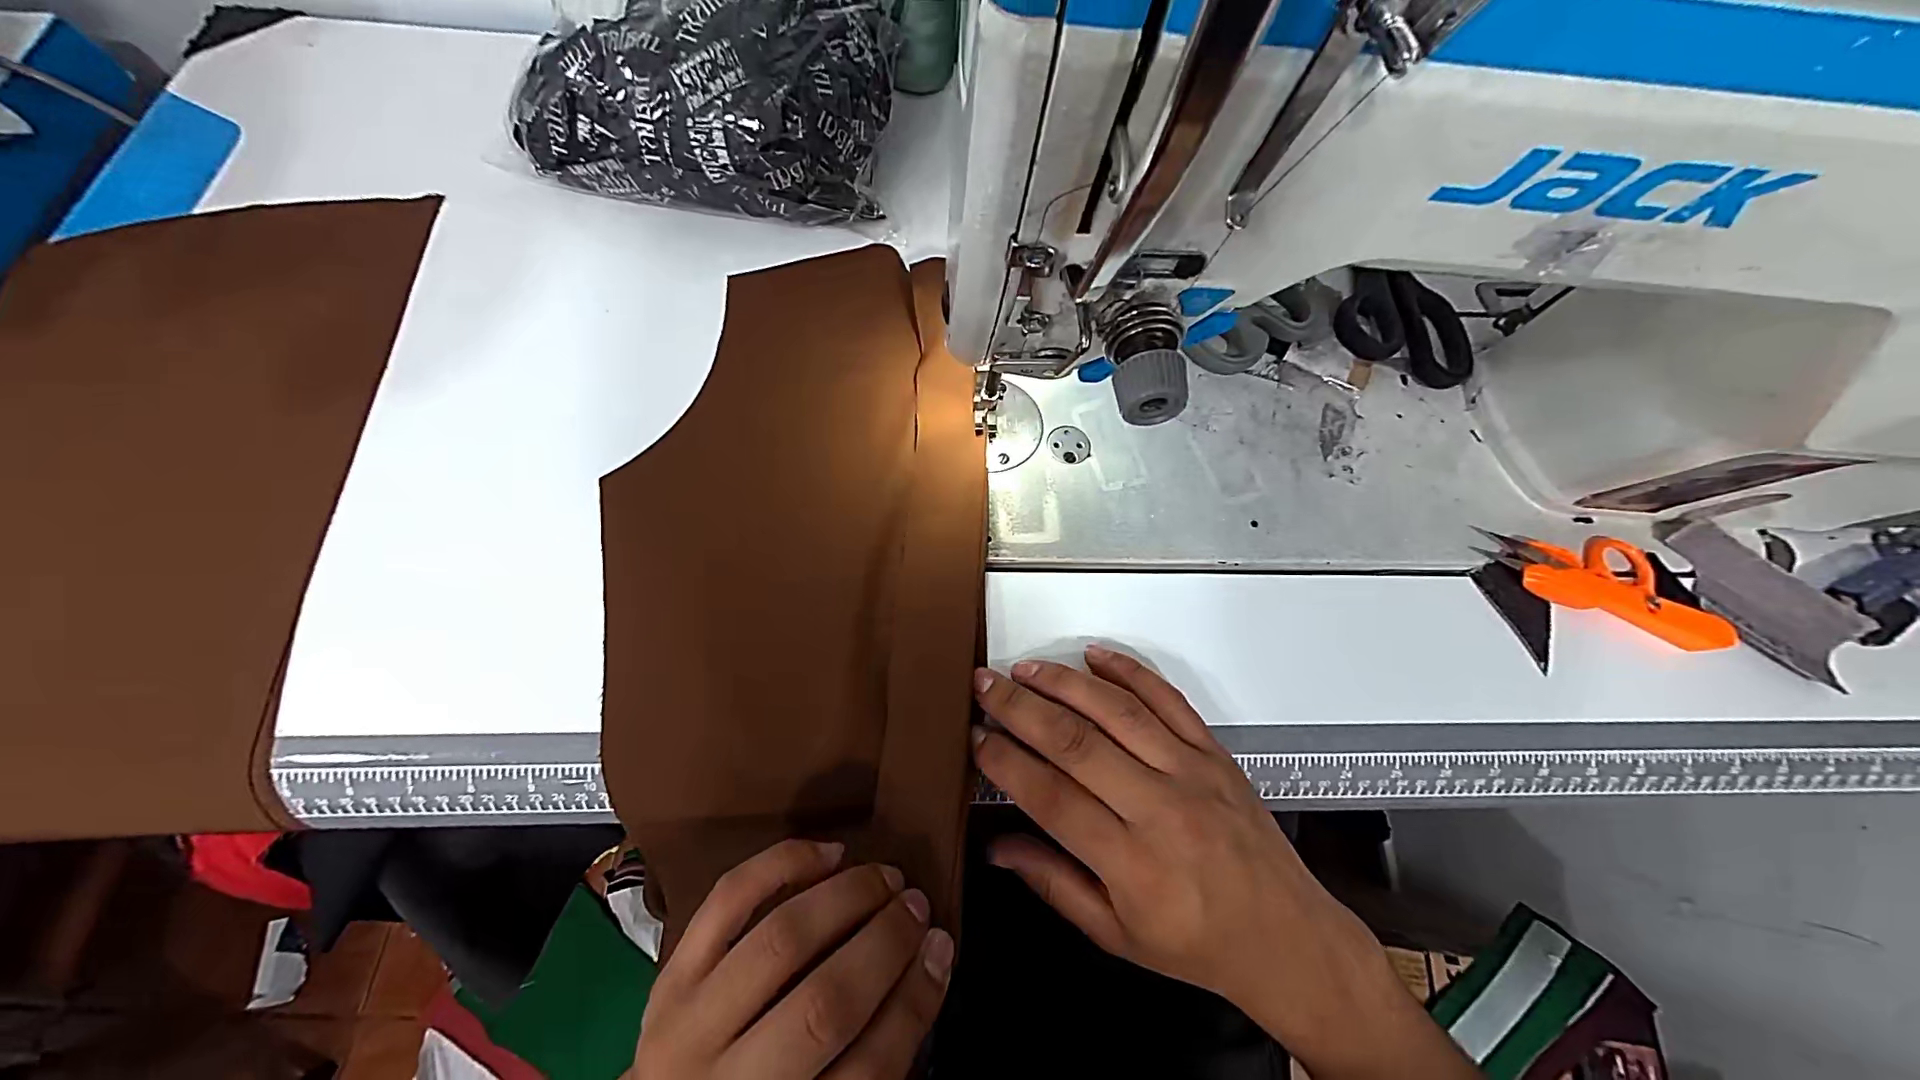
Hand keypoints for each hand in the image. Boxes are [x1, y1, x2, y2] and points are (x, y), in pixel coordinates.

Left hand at [630, 839, 953, 1079]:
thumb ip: (868, 1054)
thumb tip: (925, 964)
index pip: (868, 1068)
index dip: (916, 1000)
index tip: (941, 947)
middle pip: (823, 1005)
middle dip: (885, 941)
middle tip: (917, 903)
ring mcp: (688, 1027)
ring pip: (779, 942)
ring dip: (845, 898)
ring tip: (885, 877)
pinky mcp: (670, 975)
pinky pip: (728, 902)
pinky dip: (783, 864)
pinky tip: (829, 854)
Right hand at [971, 646, 1475, 1079]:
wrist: (1286, 938)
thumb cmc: (1201, 943)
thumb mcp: (1115, 933)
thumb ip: (1053, 883)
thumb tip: (1000, 847)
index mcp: (1133, 864)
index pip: (1050, 797)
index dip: (1006, 762)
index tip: (978, 740)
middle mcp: (1162, 810)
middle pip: (1075, 743)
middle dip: (1020, 708)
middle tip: (986, 687)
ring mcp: (1192, 773)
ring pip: (1117, 712)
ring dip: (1064, 683)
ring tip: (1025, 669)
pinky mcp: (1214, 753)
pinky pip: (1169, 700)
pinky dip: (1130, 671)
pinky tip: (1097, 655)